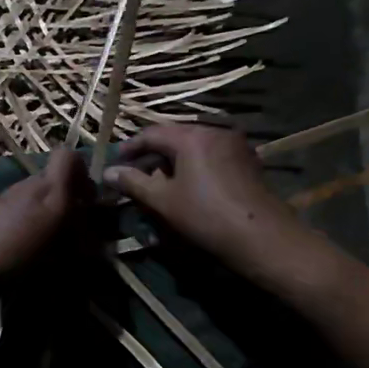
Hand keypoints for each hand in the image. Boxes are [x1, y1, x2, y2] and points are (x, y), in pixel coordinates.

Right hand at [104, 124, 301, 258]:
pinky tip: (188, 187)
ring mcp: (234, 145)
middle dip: (153, 155)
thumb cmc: (205, 215)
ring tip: (160, 184)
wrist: (260, 235)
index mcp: (192, 136)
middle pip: (175, 137)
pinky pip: (211, 156)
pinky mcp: (246, 161)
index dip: (131, 147)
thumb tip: (108, 172)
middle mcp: (214, 132)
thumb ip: (134, 183)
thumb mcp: (163, 201)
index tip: (116, 162)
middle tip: (135, 174)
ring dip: (174, 162)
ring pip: (194, 147)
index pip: (152, 133)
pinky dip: (194, 167)